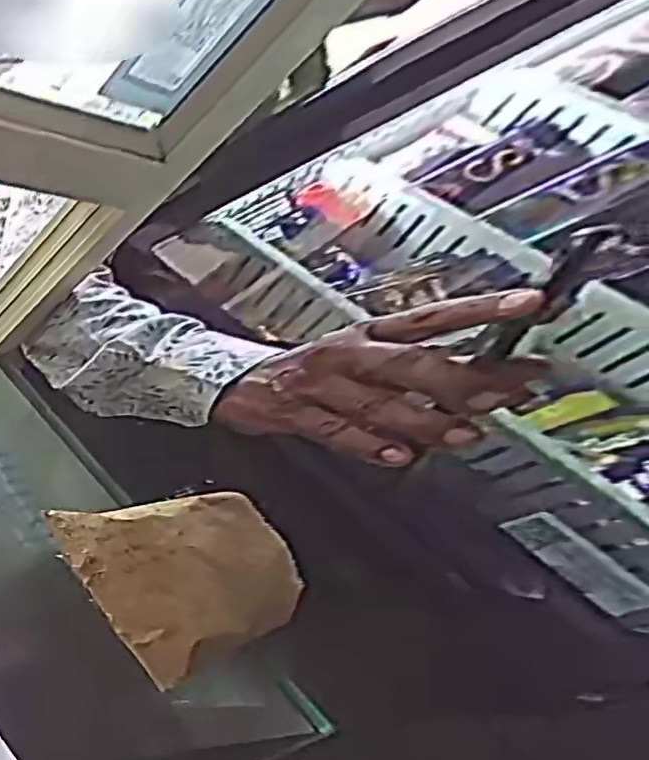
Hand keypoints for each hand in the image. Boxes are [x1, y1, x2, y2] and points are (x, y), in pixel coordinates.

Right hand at [214, 289, 551, 466]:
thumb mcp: (354, 356)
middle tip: (497, 397)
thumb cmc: (304, 371)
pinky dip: (368, 444)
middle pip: (405, 364)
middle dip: (455, 381)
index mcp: (362, 334)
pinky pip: (333, 431)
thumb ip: (412, 366)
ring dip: (421, 422)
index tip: (529, 303)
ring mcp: (312, 385)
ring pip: (374, 403)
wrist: (230, 381)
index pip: (427, 317)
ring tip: (460, 436)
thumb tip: (490, 380)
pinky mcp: (288, 413)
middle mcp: (340, 355)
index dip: (478, 309)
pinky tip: (396, 455)